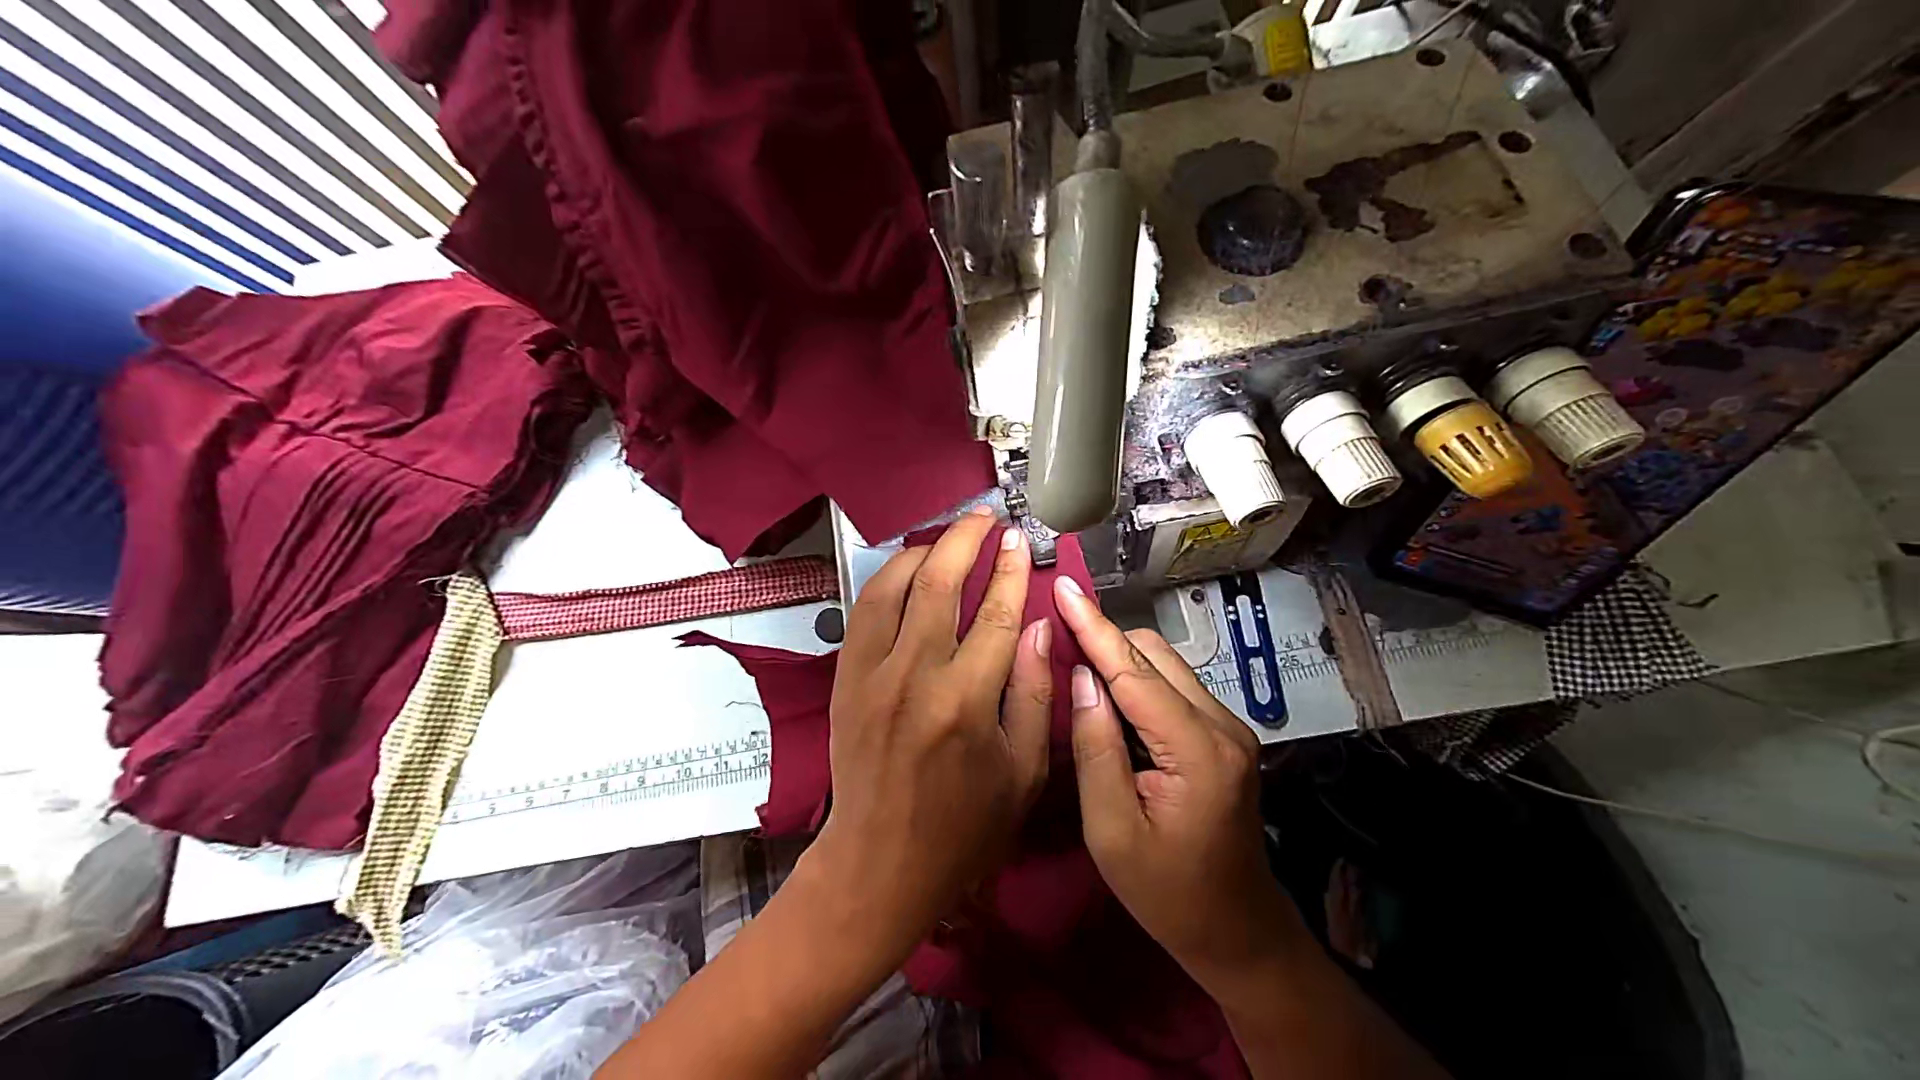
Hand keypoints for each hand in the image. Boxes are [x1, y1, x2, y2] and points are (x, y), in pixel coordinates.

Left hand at [805, 508, 1052, 948]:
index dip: (1010, 570)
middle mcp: (914, 677)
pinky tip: (908, 571)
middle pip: (939, 583)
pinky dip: (886, 581)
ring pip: (892, 587)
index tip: (1019, 540)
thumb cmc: (965, 827)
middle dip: (965, 539)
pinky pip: (863, 612)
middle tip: (985, 519)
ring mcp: (871, 675)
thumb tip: (1038, 624)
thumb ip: (1033, 691)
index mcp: (966, 702)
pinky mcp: (845, 680)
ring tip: (948, 537)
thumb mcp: (1023, 771)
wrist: (881, 862)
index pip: (994, 613)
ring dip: (922, 551)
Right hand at [1053, 575, 1300, 994]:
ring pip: (1166, 664)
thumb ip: (1096, 749)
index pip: (1135, 671)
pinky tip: (1108, 698)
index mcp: (1197, 750)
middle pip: (1155, 654)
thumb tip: (1082, 677)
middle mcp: (1223, 726)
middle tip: (1054, 642)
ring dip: (1120, 659)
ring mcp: (1230, 727)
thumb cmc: (1166, 893)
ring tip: (1074, 668)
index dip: (1093, 627)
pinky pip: (1174, 686)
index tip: (1063, 587)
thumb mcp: (1111, 831)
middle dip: (1104, 640)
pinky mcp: (1225, 735)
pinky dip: (1138, 680)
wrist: (1237, 929)